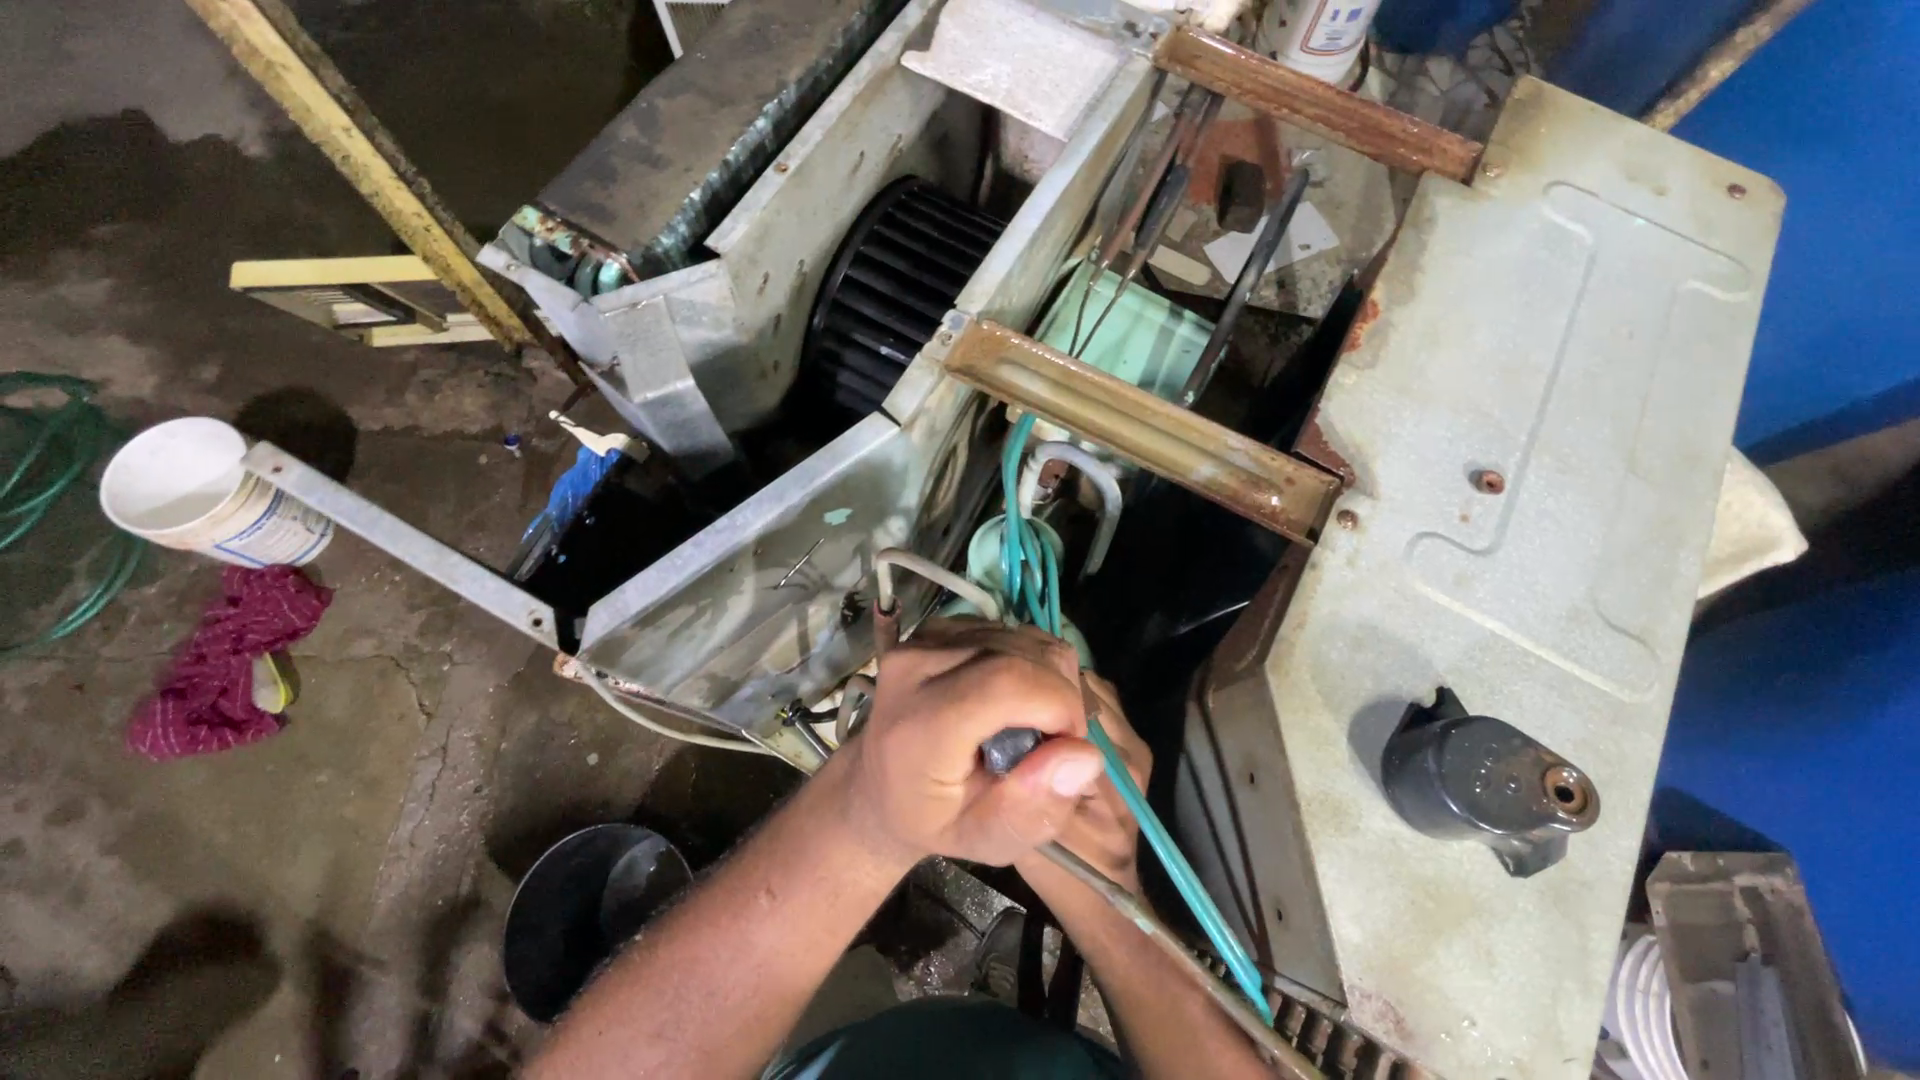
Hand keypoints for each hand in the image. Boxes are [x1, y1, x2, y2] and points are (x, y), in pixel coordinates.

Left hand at [825, 618, 1107, 868]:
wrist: (878, 785)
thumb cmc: (931, 819)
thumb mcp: (981, 841)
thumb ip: (1030, 809)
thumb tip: (1084, 756)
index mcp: (918, 724)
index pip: (1008, 682)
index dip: (1059, 707)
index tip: (1068, 748)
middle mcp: (914, 666)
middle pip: (1022, 655)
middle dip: (1062, 696)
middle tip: (1054, 743)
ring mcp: (924, 639)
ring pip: (1024, 638)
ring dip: (1049, 680)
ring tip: (1032, 724)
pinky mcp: (938, 627)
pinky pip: (1011, 631)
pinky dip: (1030, 664)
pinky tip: (1014, 700)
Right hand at [1018, 674, 1150, 898]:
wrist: (1102, 900)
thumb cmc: (1068, 870)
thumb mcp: (1035, 828)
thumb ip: (1028, 780)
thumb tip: (1006, 725)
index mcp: (1115, 764)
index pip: (1078, 698)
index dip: (1039, 690)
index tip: (1005, 697)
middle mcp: (1131, 748)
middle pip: (1086, 689)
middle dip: (1048, 687)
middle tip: (1009, 700)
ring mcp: (1132, 749)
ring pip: (1091, 696)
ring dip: (1058, 698)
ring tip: (1023, 710)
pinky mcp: (1126, 753)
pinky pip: (1095, 712)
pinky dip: (1068, 711)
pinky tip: (1041, 727)